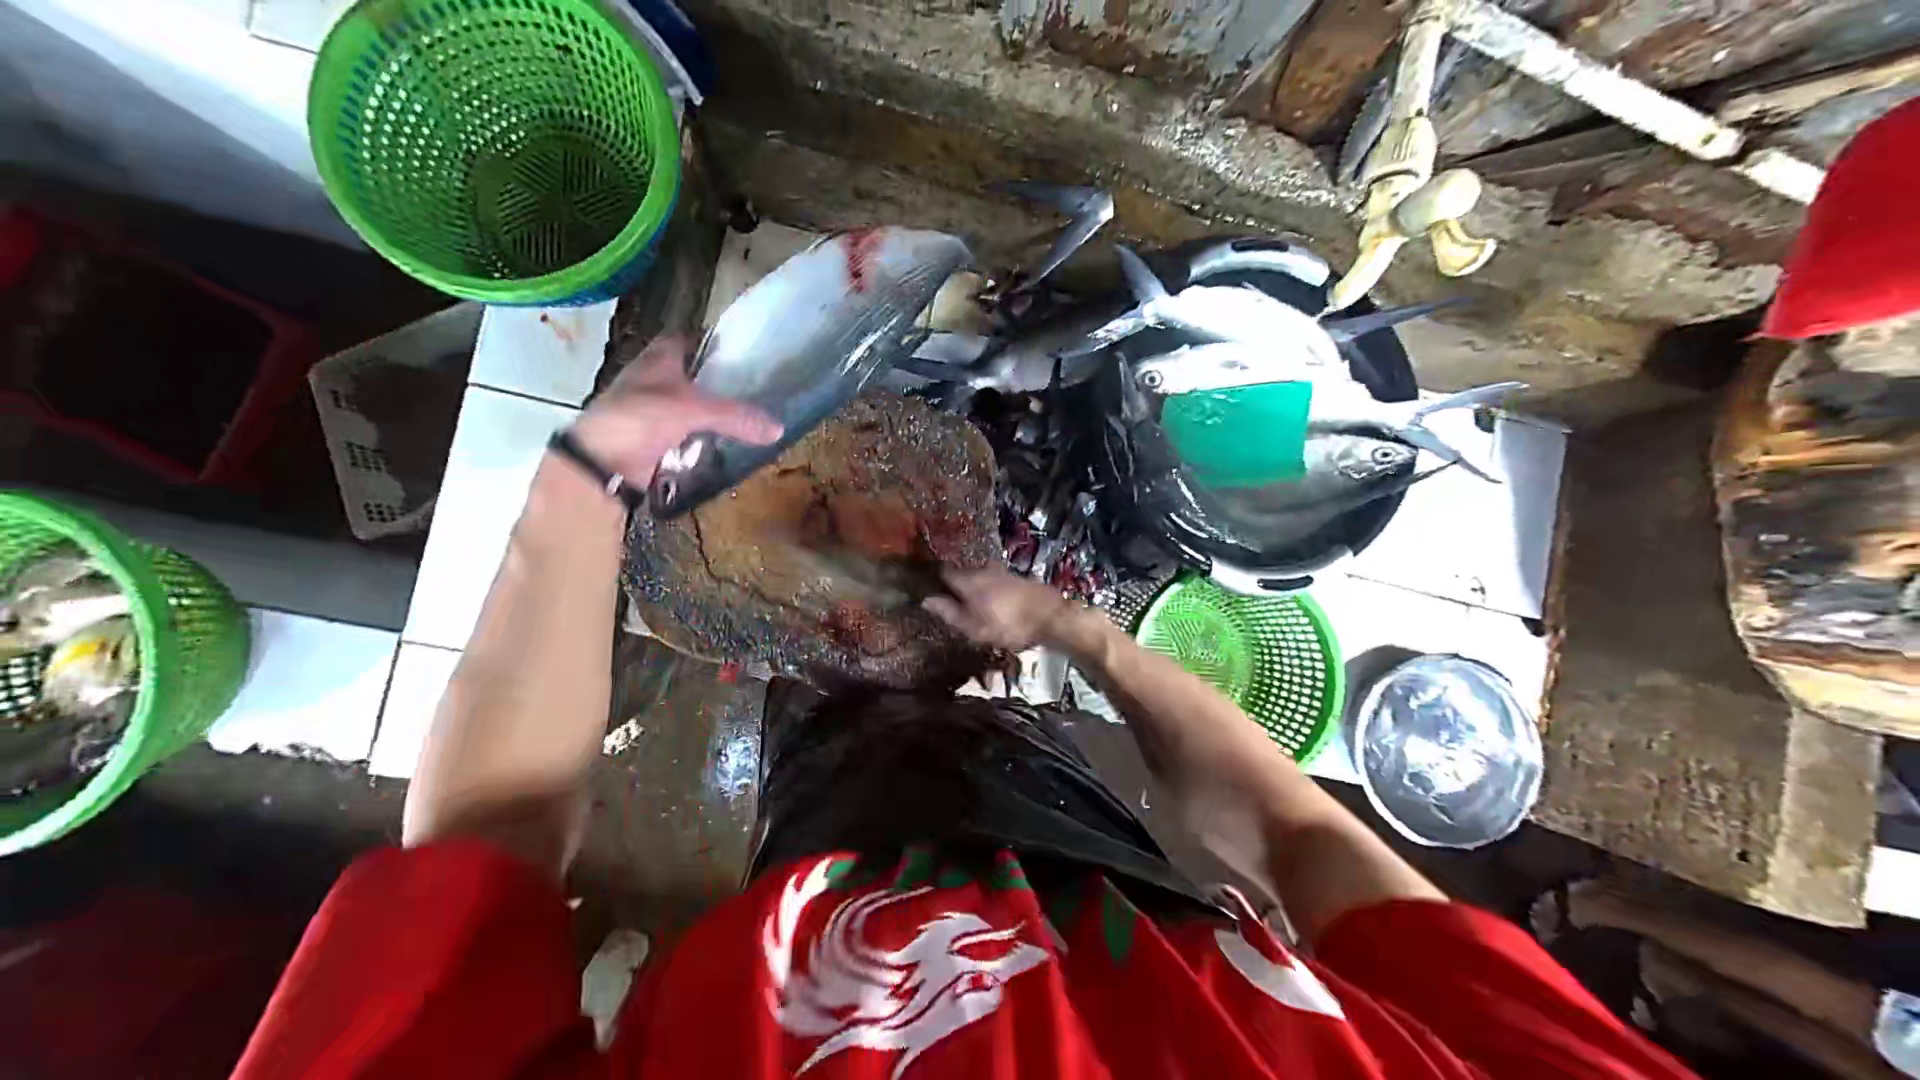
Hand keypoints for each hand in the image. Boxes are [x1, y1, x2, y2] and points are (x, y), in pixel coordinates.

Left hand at [568, 335, 781, 486]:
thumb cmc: (638, 418)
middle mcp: (653, 382)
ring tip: (746, 417)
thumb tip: (778, 428)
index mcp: (657, 360)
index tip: (740, 349)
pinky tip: (724, 444)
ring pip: (688, 407)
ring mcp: (651, 413)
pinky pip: (685, 436)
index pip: (686, 338)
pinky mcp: (653, 441)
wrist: (600, 464)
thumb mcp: (692, 410)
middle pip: (690, 375)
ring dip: (710, 413)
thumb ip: (735, 417)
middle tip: (752, 387)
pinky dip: (702, 440)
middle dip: (717, 381)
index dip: (709, 340)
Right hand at [923, 566, 1085, 650]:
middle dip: (956, 586)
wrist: (1051, 616)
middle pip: (963, 574)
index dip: (935, 579)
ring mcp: (1002, 571)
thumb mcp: (974, 627)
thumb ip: (949, 612)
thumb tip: (926, 599)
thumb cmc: (1008, 625)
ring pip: (980, 577)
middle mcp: (983, 569)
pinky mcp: (1017, 577)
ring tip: (976, 608)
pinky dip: (991, 590)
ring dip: (976, 589)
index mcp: (968, 579)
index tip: (929, 589)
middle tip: (954, 605)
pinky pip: (995, 582)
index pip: (943, 571)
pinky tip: (996, 605)